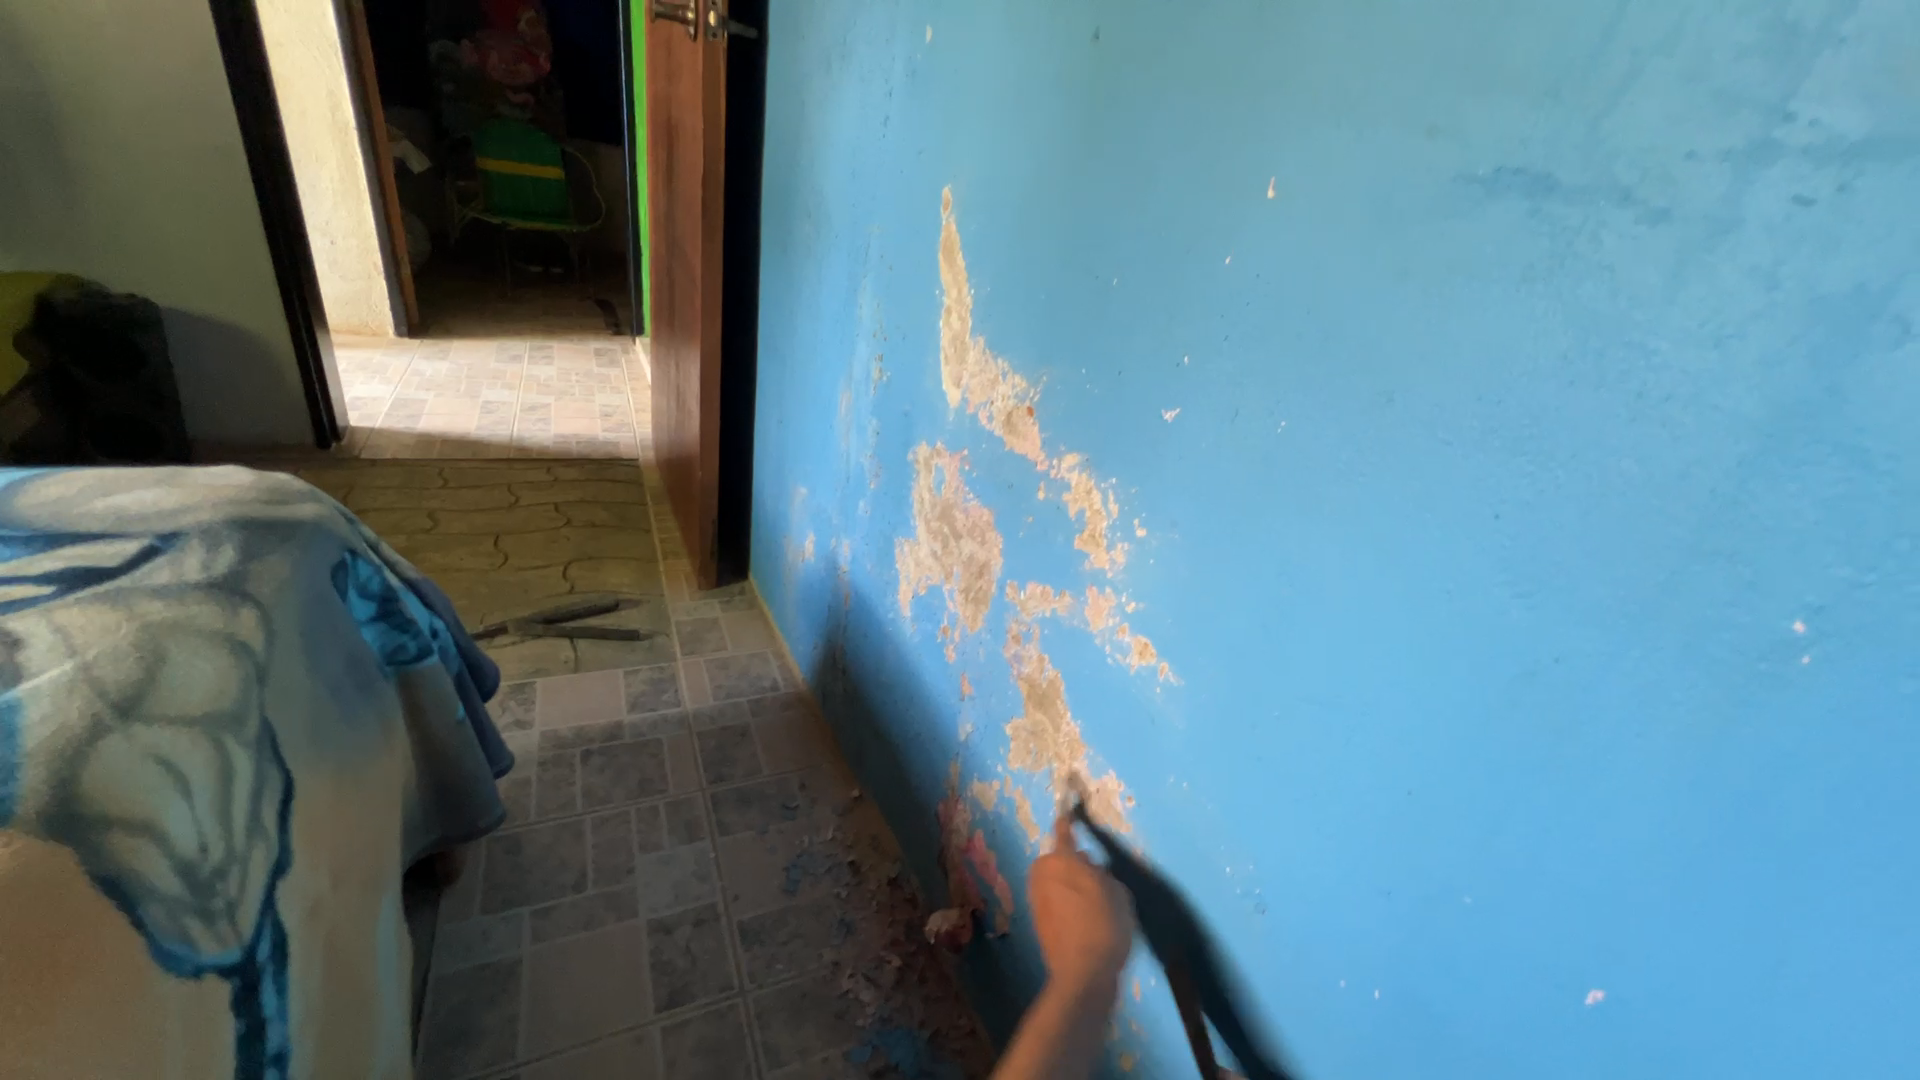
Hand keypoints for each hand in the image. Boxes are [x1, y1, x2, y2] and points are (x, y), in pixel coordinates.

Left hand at [1028, 811, 1134, 989]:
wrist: (1082, 973)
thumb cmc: (1105, 925)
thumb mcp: (1118, 893)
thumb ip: (1102, 874)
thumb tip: (1089, 869)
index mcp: (1064, 860)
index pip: (1063, 832)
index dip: (1066, 822)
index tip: (1066, 813)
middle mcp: (1044, 874)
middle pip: (1055, 859)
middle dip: (1069, 863)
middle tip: (1091, 875)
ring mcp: (1037, 897)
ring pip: (1052, 881)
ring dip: (1065, 884)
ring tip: (1089, 902)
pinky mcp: (1036, 919)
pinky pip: (1051, 900)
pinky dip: (1062, 903)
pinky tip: (1080, 920)